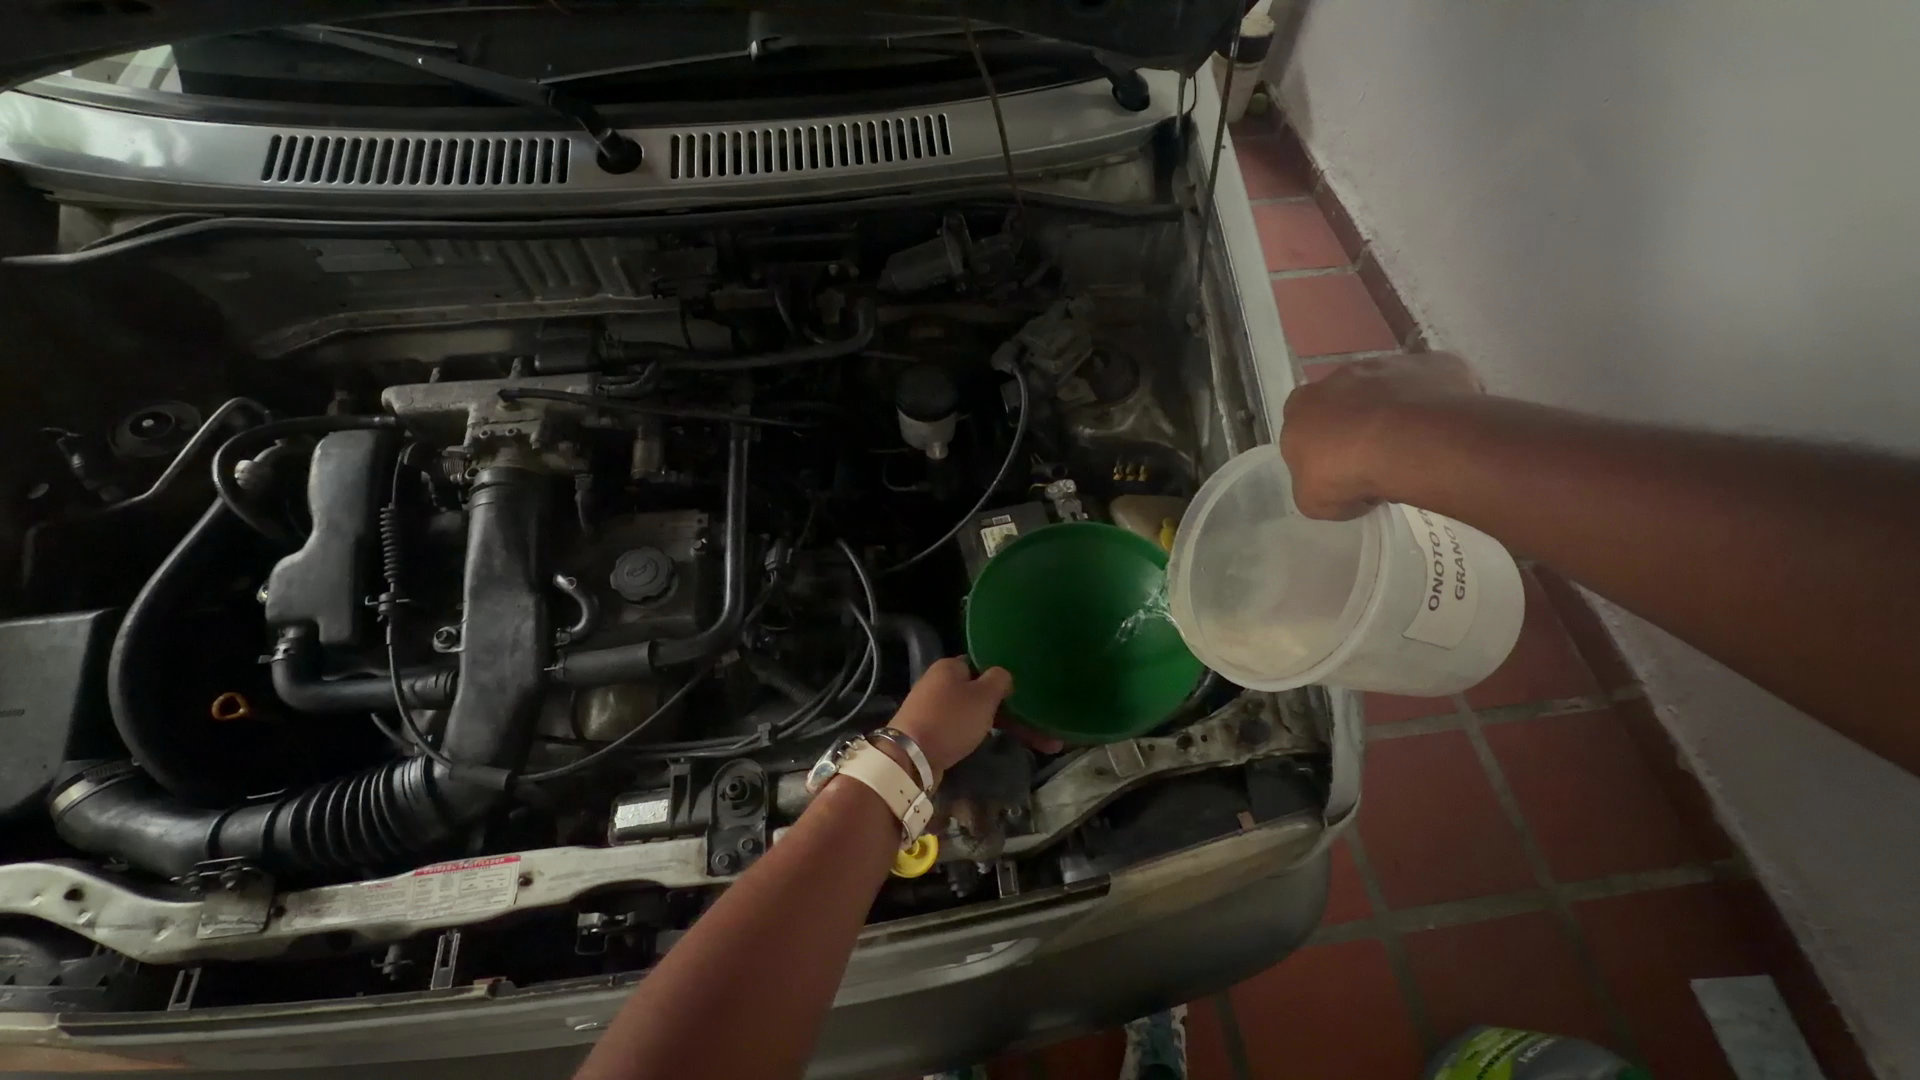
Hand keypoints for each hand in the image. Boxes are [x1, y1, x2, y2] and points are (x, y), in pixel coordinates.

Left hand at [885, 657, 1011, 779]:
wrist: (911, 755)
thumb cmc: (952, 720)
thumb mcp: (985, 696)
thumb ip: (998, 680)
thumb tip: (1002, 675)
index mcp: (947, 665)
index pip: (977, 664)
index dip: (993, 679)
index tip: (1007, 697)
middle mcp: (932, 679)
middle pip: (968, 687)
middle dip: (985, 703)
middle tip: (1002, 719)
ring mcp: (923, 704)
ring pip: (958, 708)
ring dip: (974, 719)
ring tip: (989, 734)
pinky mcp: (919, 726)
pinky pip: (947, 724)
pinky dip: (959, 732)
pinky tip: (968, 743)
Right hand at [1281, 352, 1480, 518]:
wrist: (1411, 444)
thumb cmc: (1347, 472)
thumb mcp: (1312, 501)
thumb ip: (1312, 486)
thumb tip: (1337, 488)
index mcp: (1301, 406)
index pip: (1301, 423)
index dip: (1317, 446)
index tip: (1335, 469)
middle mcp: (1338, 377)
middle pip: (1342, 402)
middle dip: (1354, 425)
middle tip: (1373, 459)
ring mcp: (1385, 366)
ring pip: (1385, 391)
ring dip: (1392, 413)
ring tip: (1410, 447)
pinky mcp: (1428, 363)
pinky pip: (1427, 386)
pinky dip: (1430, 405)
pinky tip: (1437, 431)